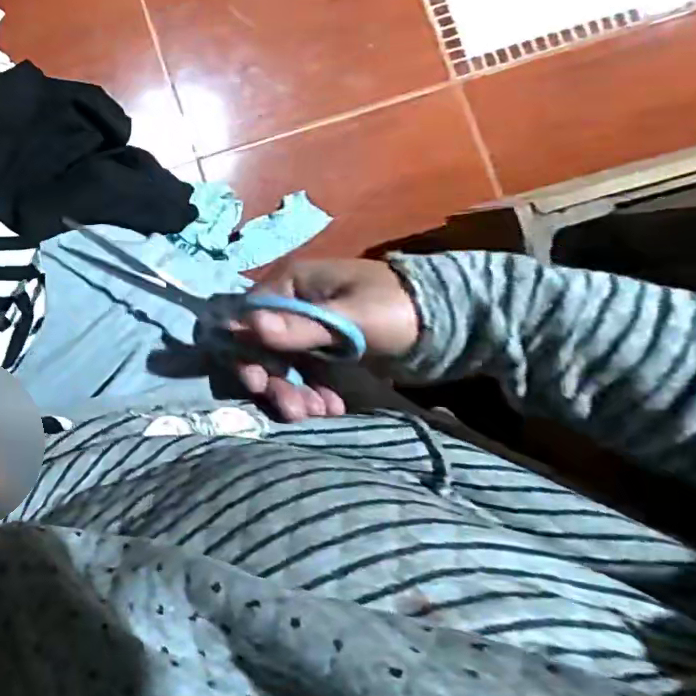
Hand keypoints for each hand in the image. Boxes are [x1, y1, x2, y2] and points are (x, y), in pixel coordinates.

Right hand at [230, 258, 420, 422]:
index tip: (259, 383)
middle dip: (276, 381)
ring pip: (283, 363)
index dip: (247, 352)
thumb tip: (246, 326)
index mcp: (291, 282)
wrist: (449, 321)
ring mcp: (308, 327)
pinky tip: (331, 408)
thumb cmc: (397, 309)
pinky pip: (305, 372)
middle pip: (264, 346)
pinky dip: (312, 391)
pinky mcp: (325, 348)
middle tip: (295, 410)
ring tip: (318, 412)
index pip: (249, 319)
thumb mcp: (351, 318)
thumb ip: (301, 325)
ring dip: (294, 391)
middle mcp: (293, 302)